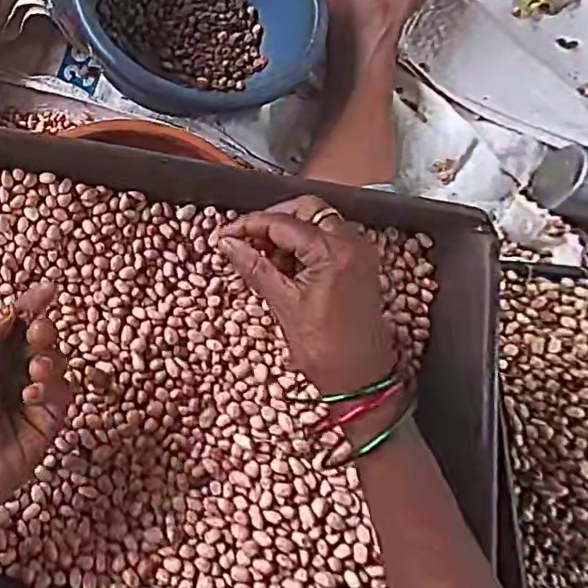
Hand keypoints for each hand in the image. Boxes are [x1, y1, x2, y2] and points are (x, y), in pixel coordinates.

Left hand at [0, 284, 72, 544]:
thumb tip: (8, 311)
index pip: (14, 326)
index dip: (30, 307)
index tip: (48, 290)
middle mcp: (12, 374)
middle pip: (39, 341)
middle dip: (42, 331)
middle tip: (37, 333)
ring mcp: (31, 398)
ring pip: (55, 363)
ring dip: (49, 359)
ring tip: (34, 370)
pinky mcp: (47, 422)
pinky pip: (62, 395)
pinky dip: (52, 388)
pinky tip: (31, 394)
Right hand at [214, 195, 396, 396]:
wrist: (361, 378)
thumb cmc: (325, 348)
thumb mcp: (282, 304)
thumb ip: (254, 267)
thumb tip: (228, 244)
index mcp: (333, 253)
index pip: (282, 223)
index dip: (249, 225)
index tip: (226, 234)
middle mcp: (353, 245)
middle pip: (306, 210)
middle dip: (272, 220)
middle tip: (245, 239)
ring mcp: (360, 253)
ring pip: (318, 221)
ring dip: (287, 231)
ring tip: (263, 257)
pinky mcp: (360, 264)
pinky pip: (328, 238)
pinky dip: (303, 243)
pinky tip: (284, 265)